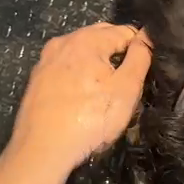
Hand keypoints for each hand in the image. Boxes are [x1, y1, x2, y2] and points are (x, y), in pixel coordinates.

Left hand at [0, 23, 152, 183]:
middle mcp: (64, 41)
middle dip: (117, 53)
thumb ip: (140, 57)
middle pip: (101, 37)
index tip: (142, 72)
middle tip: (125, 82)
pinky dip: (77, 76)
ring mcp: (46, 60)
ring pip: (82, 52)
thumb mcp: (126, 90)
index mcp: (87, 38)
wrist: (40, 152)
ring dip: (96, 64)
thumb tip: (147, 36)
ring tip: (104, 92)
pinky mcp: (36, 79)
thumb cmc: (89, 120)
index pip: (125, 31)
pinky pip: (65, 68)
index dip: (139, 49)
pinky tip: (80, 99)